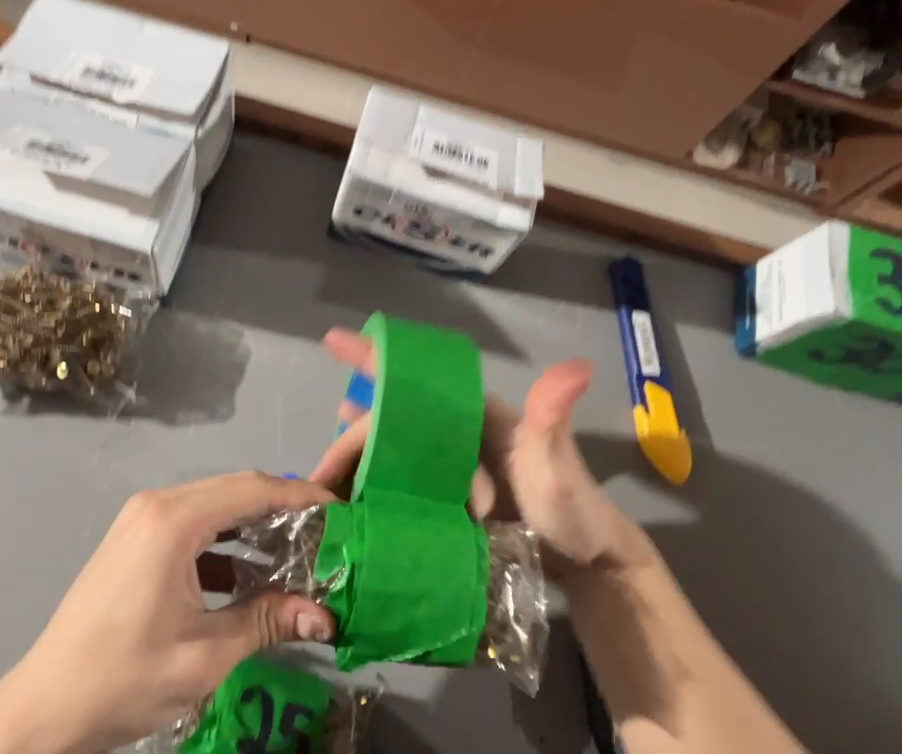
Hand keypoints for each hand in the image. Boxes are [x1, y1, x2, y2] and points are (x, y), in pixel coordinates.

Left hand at [0, 472, 338, 753]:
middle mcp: (157, 504)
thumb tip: (326, 615)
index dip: (302, 497)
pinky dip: (227, 544)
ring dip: (255, 528)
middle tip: (327, 539)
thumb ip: (268, 622)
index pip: (253, 489)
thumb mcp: (206, 655)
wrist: (45, 707)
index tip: (342, 513)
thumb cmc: (124, 677)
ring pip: (215, 506)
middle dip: (284, 512)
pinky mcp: (135, 540)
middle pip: (235, 490)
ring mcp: (141, 519)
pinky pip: (194, 526)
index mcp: (173, 520)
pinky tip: (250, 578)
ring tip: (298, 558)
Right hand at [310, 328, 638, 574]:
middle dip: (351, 441)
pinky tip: (347, 494)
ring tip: (319, 481)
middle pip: (390, 424)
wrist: (587, 561)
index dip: (374, 358)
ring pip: (392, 452)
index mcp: (473, 414)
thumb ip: (553, 419)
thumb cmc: (573, 508)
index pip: (414, 382)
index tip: (333, 339)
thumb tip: (577, 365)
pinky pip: (402, 482)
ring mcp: (452, 466)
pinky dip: (373, 484)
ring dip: (356, 460)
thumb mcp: (558, 464)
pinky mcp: (450, 496)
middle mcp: (456, 433)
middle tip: (314, 476)